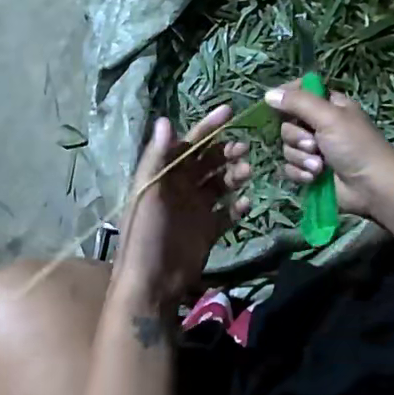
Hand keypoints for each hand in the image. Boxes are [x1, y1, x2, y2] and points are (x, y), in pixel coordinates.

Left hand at [112, 105, 251, 307]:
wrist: (152, 282)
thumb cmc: (145, 233)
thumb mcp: (146, 192)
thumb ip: (157, 157)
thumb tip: (165, 120)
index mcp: (163, 175)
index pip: (188, 144)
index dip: (207, 127)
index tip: (230, 112)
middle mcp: (180, 188)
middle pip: (208, 162)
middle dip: (226, 151)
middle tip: (244, 148)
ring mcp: (195, 209)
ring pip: (220, 184)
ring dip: (234, 175)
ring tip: (248, 172)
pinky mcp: (207, 231)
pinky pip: (227, 213)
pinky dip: (238, 206)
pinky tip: (247, 203)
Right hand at [267, 82, 393, 219]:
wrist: (372, 187)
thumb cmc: (355, 146)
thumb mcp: (329, 117)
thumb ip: (298, 102)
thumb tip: (268, 94)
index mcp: (328, 105)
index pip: (299, 92)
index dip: (286, 97)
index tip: (276, 104)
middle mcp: (320, 125)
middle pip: (288, 123)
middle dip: (296, 137)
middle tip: (313, 144)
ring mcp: (315, 149)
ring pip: (287, 147)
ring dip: (300, 157)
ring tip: (319, 166)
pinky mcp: (310, 171)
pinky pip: (290, 167)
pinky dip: (300, 172)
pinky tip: (313, 177)